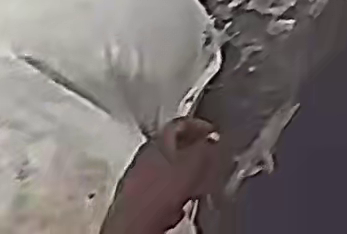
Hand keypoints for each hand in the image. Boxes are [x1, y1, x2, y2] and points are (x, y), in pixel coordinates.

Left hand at [100, 118, 224, 233]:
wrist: (136, 227)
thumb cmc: (162, 191)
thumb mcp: (197, 160)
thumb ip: (208, 145)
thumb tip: (214, 140)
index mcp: (157, 139)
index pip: (181, 122)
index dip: (201, 125)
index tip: (214, 132)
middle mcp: (142, 156)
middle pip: (172, 146)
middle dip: (192, 151)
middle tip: (208, 157)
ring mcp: (134, 180)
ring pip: (165, 169)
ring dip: (182, 173)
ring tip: (196, 182)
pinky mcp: (132, 203)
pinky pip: (158, 190)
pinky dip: (171, 192)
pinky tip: (179, 201)